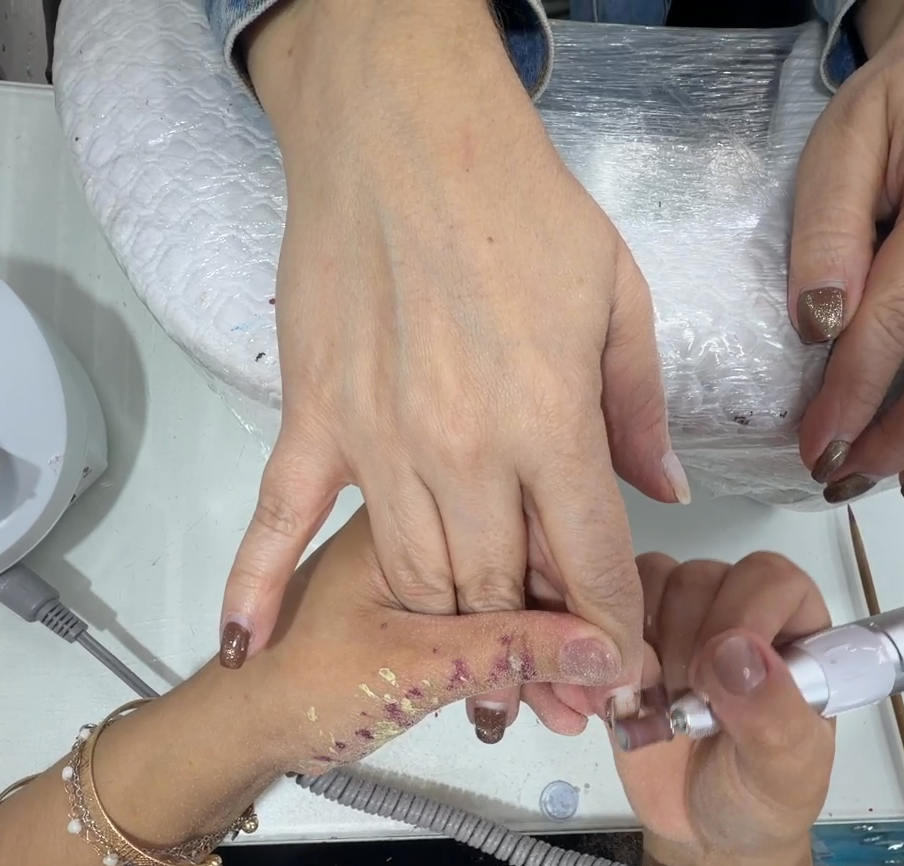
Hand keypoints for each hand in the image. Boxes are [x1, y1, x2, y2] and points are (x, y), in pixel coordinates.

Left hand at [203, 510, 626, 774]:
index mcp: (413, 509)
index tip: (624, 661)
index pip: (527, 538)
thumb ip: (505, 652)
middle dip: (573, 636)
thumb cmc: (307, 684)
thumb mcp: (411, 667)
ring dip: (546, 657)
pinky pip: (485, 621)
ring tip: (578, 714)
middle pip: (526, 569)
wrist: (240, 722)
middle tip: (608, 700)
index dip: (584, 601)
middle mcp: (426, 522)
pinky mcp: (421, 603)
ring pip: (510, 598)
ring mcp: (425, 562)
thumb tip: (606, 652)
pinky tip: (546, 698)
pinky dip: (514, 660)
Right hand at [218, 0, 687, 741]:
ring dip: (442, 637)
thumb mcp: (616, 294)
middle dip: (530, 654)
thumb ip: (637, 408)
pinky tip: (242, 644)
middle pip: (497, 588)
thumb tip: (662, 492)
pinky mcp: (313, 420)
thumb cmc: (517, 203)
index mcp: (549, 421)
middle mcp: (462, 451)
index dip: (608, 629)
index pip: (587, 561)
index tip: (613, 672)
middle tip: (544, 698)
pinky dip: (257, 584)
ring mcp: (377, 443)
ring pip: (414, 576)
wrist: (399, 129)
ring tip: (461, 685)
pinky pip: (283, 517)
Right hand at [612, 553, 835, 865]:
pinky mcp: (629, 641)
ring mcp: (676, 624)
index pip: (768, 579)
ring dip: (639, 647)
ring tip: (650, 703)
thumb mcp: (784, 774)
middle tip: (683, 707)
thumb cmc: (758, 800)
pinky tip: (614, 698)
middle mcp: (735, 612)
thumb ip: (772, 715)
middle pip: (697, 579)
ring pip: (645, 588)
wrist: (701, 833)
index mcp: (792, 631)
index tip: (715, 679)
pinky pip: (602, 610)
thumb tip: (735, 651)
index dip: (739, 616)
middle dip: (681, 644)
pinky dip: (599, 650)